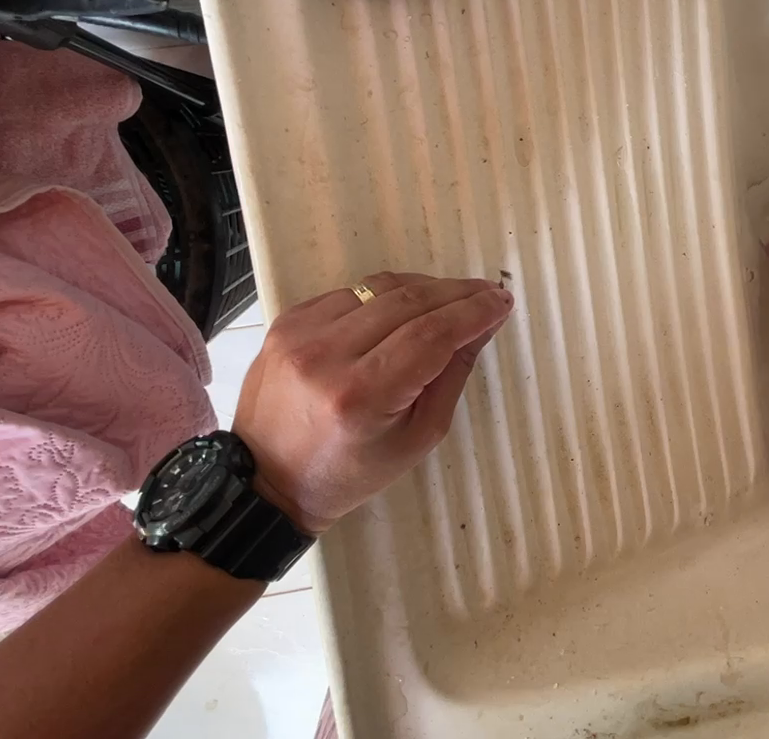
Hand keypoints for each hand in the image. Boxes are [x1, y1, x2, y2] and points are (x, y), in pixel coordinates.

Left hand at [231, 271, 512, 532]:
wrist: (266, 481)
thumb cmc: (351, 471)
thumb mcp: (420, 436)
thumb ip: (454, 373)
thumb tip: (484, 322)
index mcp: (362, 395)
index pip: (432, 334)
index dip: (474, 312)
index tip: (502, 302)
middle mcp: (327, 356)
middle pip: (410, 302)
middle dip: (458, 293)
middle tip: (488, 293)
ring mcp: (301, 333)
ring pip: (381, 288)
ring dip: (427, 287)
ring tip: (453, 298)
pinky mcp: (288, 320)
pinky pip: (352, 292)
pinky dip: (388, 294)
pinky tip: (406, 307)